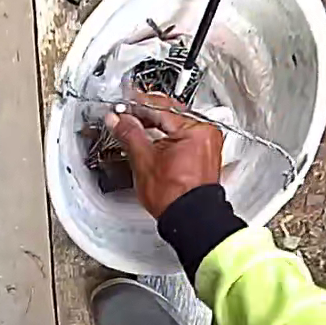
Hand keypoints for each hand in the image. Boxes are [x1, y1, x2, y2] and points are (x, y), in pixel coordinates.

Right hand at [102, 92, 224, 216]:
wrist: (189, 219)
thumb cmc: (174, 197)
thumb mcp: (144, 160)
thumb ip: (130, 134)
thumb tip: (118, 119)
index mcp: (196, 129)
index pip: (160, 108)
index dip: (137, 106)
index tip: (123, 105)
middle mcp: (207, 133)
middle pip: (170, 115)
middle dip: (146, 114)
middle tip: (126, 113)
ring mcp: (208, 145)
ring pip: (176, 126)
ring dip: (155, 126)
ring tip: (135, 126)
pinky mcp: (204, 156)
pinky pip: (183, 138)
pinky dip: (167, 137)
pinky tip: (153, 140)